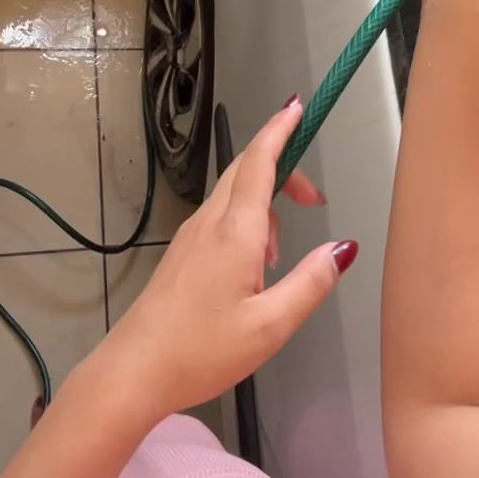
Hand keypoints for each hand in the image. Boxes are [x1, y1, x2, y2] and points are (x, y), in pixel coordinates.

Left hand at [95, 98, 354, 418]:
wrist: (134, 370)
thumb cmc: (203, 350)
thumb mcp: (271, 326)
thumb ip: (310, 282)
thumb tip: (343, 247)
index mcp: (234, 230)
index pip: (258, 161)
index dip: (279, 130)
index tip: (296, 107)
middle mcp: (210, 220)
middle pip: (246, 170)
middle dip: (283, 170)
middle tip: (313, 202)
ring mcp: (191, 233)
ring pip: (234, 196)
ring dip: (265, 208)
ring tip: (276, 264)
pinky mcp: (183, 250)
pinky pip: (221, 217)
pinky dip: (246, 226)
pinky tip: (252, 272)